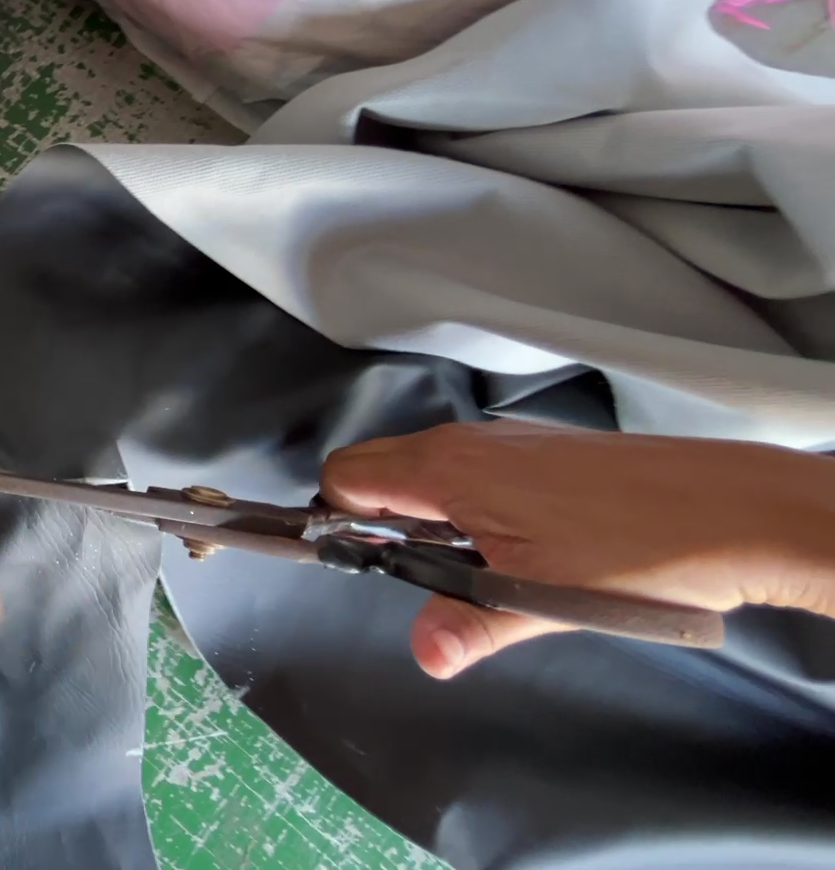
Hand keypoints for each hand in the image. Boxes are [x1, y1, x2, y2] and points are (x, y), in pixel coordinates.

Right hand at [321, 422, 834, 678]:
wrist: (748, 509)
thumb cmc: (640, 552)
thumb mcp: (545, 599)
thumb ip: (469, 624)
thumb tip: (424, 658)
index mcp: (442, 471)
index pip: (343, 476)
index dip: (342, 517)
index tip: (375, 555)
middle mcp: (455, 440)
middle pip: (367, 463)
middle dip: (371, 509)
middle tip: (420, 558)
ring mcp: (492, 434)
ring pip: (409, 460)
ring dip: (414, 501)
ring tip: (473, 549)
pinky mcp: (525, 439)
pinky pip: (452, 457)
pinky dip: (452, 488)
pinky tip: (513, 528)